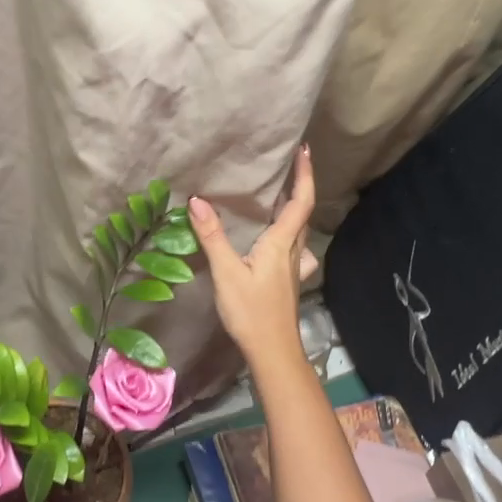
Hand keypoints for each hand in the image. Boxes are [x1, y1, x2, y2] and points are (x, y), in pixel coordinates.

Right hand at [189, 144, 318, 362]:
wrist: (272, 351)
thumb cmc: (251, 312)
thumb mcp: (226, 273)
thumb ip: (212, 236)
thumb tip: (197, 201)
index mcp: (281, 243)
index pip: (301, 201)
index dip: (305, 175)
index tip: (305, 151)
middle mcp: (293, 252)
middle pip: (303, 213)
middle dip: (300, 187)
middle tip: (291, 166)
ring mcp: (293, 269)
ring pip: (300, 233)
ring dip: (296, 211)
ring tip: (282, 199)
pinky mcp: (288, 283)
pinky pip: (295, 251)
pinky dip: (290, 238)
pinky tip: (283, 247)